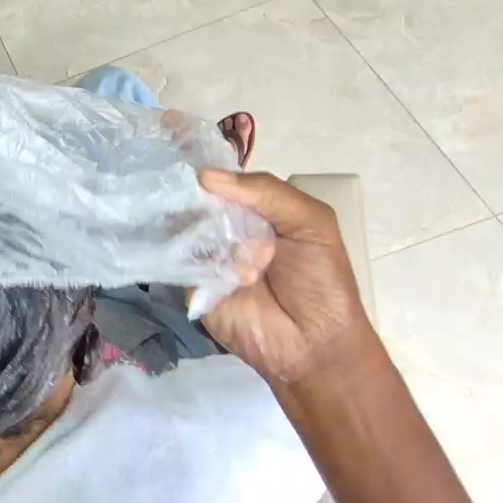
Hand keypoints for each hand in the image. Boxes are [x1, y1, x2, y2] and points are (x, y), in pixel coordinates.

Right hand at [197, 170, 375, 383]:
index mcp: (253, 212)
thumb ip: (267, 191)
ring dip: (214, 240)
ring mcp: (206, 260)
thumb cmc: (321, 280)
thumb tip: (206, 176)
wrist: (315, 344)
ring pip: (185, 233)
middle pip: (196, 205)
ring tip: (251, 265)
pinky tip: (236, 278)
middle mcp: (224, 232)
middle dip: (201, 204)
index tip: (188, 157)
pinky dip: (202, 265)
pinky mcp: (192, 288)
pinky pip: (181, 265)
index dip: (207, 173)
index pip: (222, 183)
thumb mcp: (311, 222)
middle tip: (213, 210)